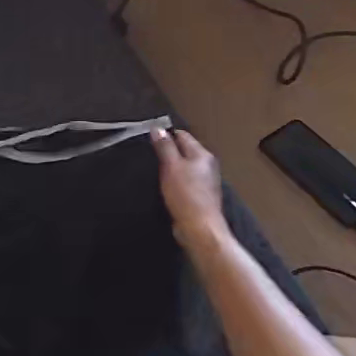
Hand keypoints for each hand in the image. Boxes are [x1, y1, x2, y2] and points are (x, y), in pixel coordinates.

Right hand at [150, 127, 228, 247]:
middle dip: (167, 150)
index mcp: (202, 155)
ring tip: (155, 169)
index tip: (149, 139)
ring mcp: (205, 180)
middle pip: (184, 150)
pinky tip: (165, 185)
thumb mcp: (171, 167)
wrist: (199, 227)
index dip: (165, 134)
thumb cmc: (185, 195)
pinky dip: (175, 178)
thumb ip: (165, 147)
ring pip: (184, 165)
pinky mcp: (200, 194)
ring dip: (171, 166)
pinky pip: (185, 179)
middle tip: (149, 154)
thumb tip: (157, 128)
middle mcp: (207, 164)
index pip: (182, 135)